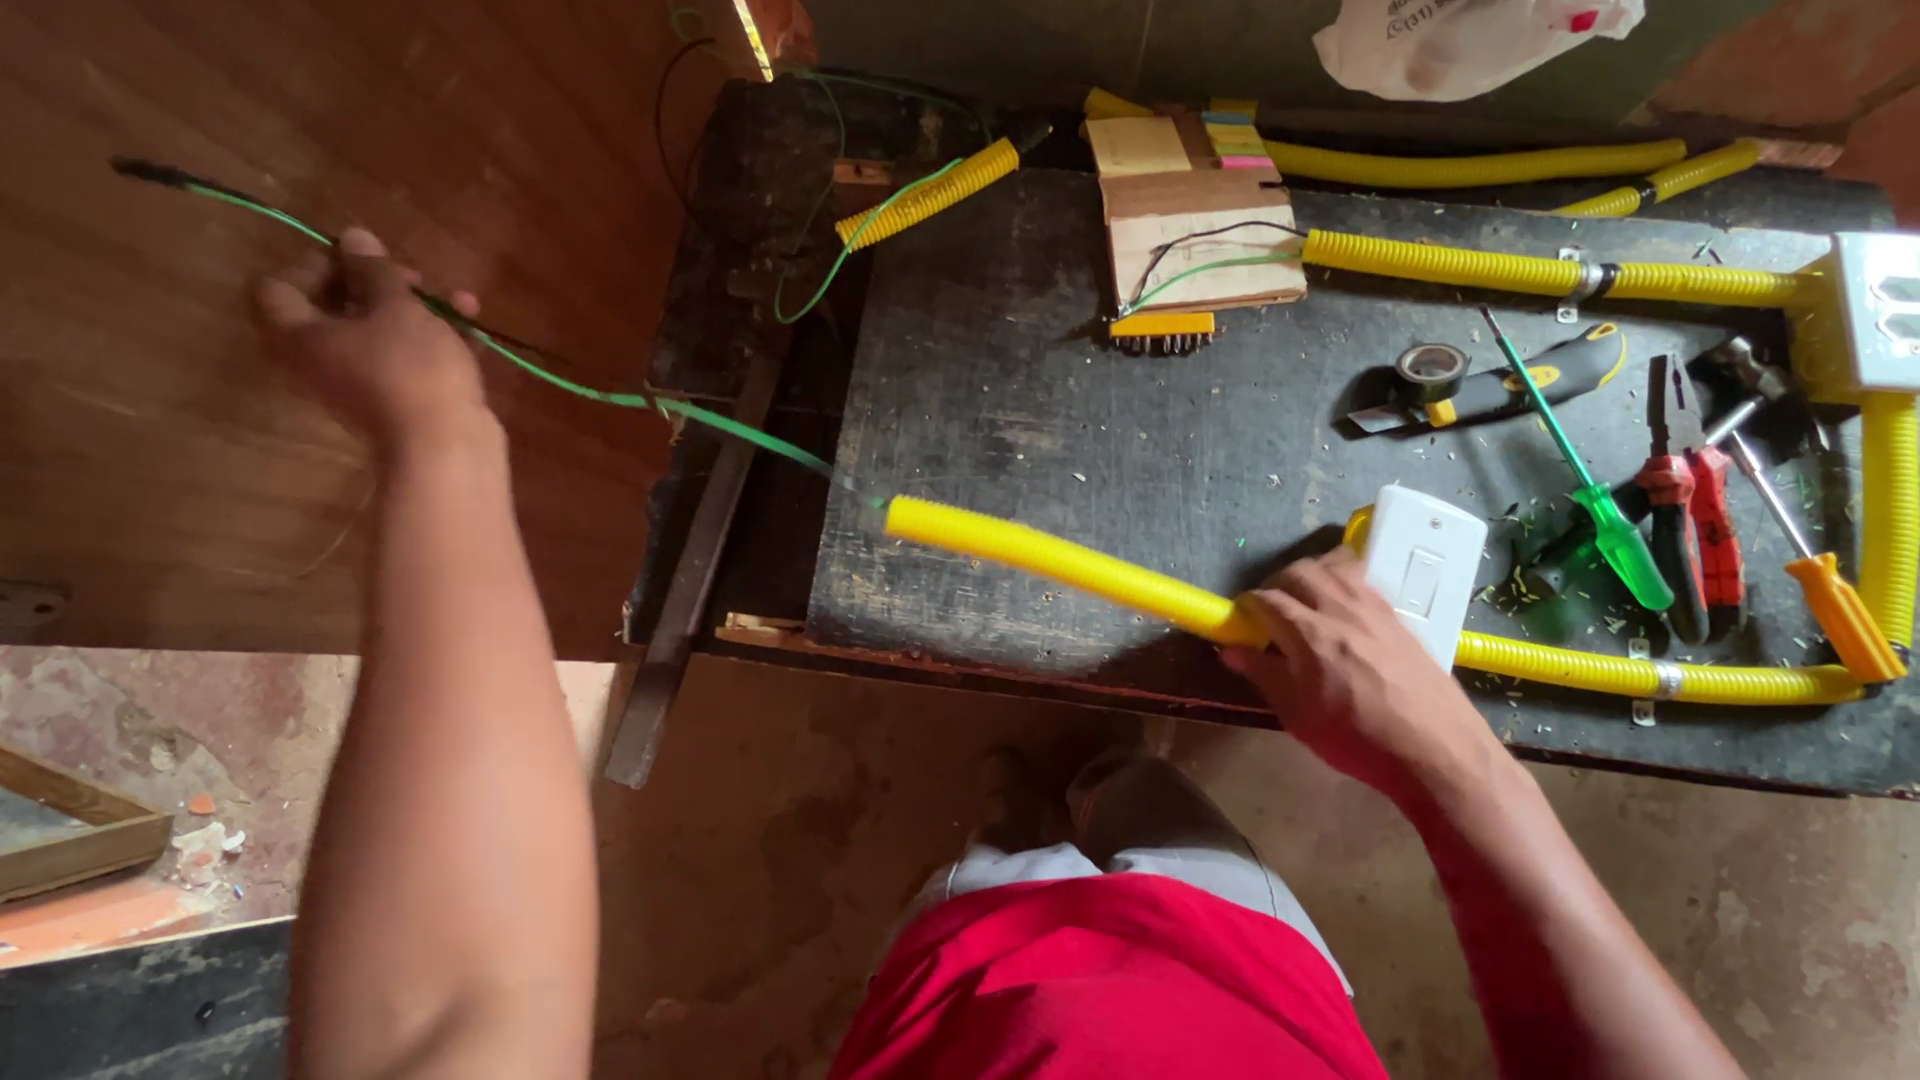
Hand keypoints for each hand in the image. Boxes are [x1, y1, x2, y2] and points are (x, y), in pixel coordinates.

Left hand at [255, 227, 488, 449]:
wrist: (446, 448)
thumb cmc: (412, 370)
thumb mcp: (398, 309)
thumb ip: (375, 271)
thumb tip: (353, 237)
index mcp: (299, 335)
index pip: (278, 285)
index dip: (315, 263)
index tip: (361, 257)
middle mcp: (320, 361)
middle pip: (334, 310)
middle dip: (377, 285)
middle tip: (414, 276)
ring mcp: (362, 385)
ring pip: (380, 335)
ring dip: (417, 311)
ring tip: (459, 299)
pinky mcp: (400, 401)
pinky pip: (409, 361)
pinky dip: (435, 341)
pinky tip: (471, 329)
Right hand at [1221, 547, 1507, 805]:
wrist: (1437, 752)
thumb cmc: (1358, 740)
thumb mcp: (1298, 716)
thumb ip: (1263, 675)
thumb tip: (1231, 649)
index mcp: (1310, 636)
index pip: (1265, 599)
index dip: (1245, 606)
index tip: (1240, 621)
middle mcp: (1341, 611)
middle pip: (1298, 571)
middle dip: (1275, 583)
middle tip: (1269, 609)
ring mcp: (1374, 610)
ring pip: (1334, 565)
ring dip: (1310, 574)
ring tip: (1304, 598)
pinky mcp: (1398, 617)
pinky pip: (1363, 579)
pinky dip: (1342, 579)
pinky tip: (1340, 605)